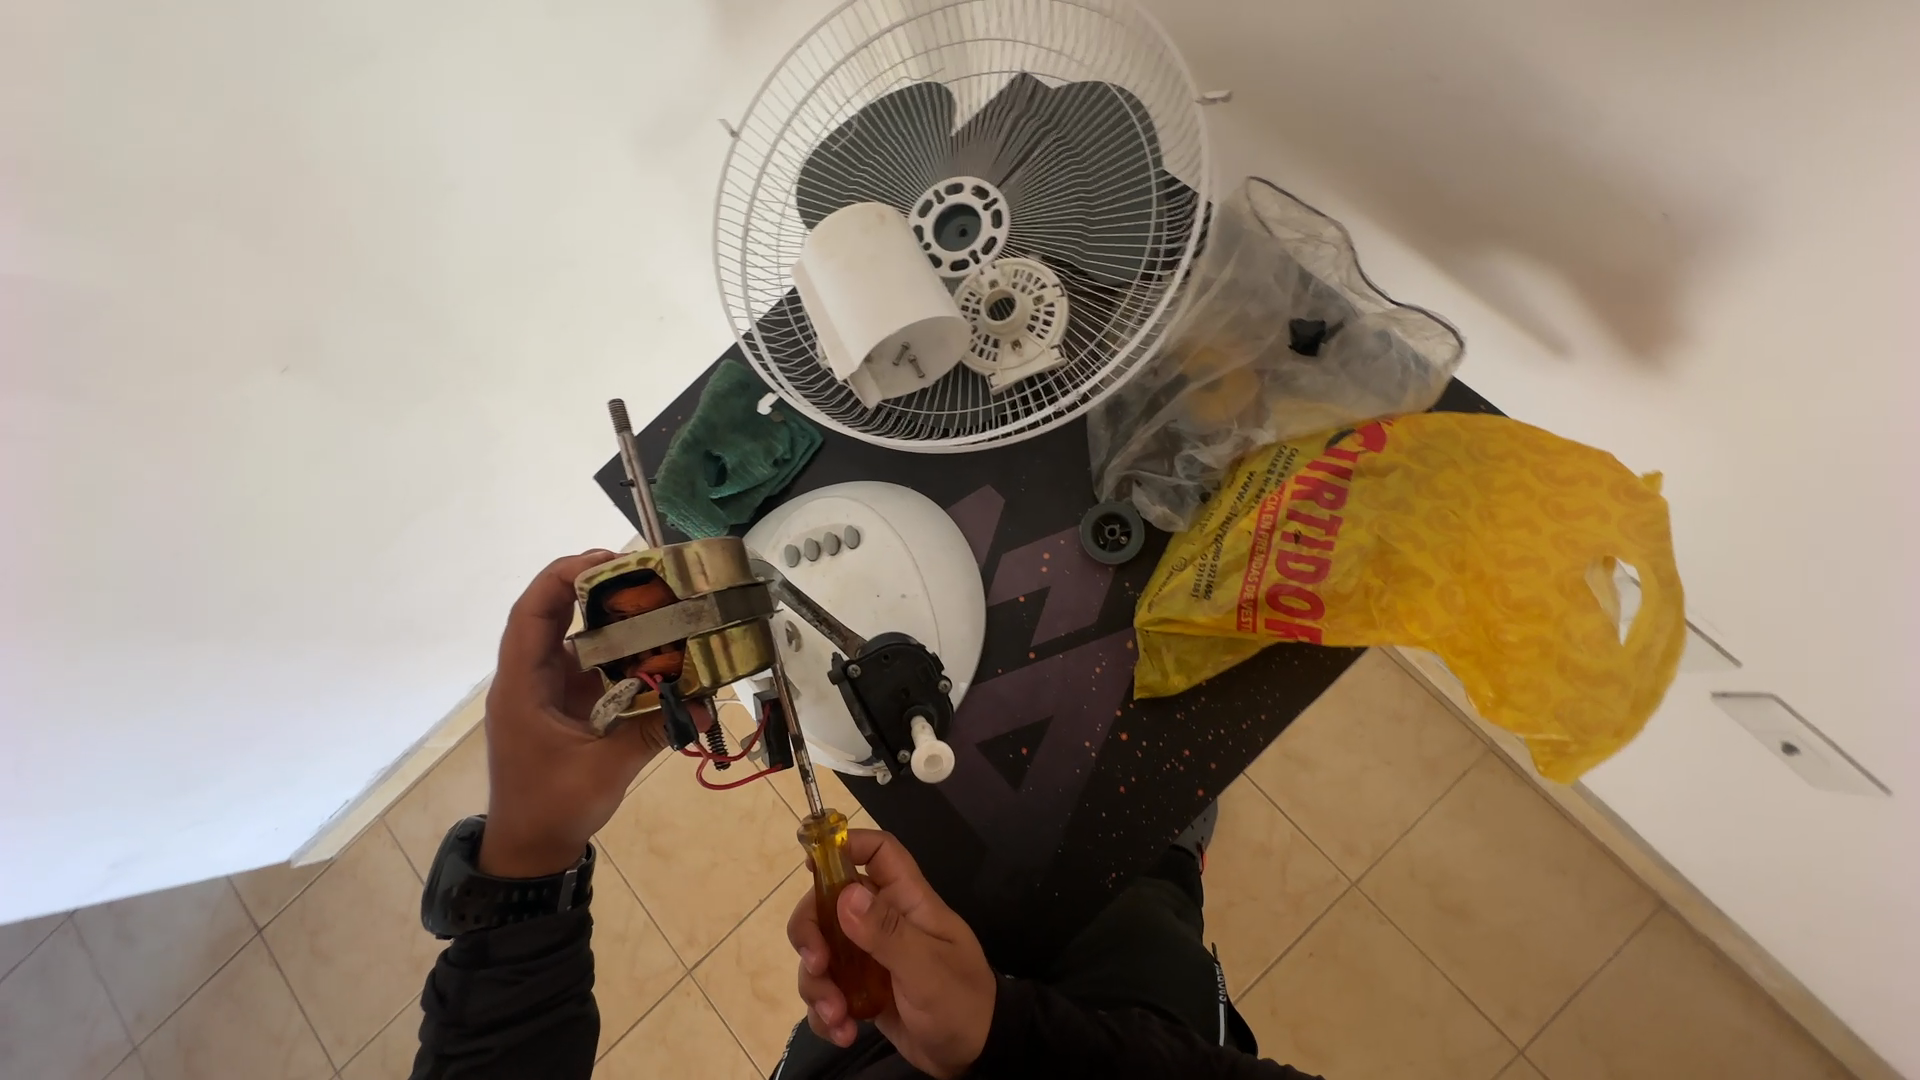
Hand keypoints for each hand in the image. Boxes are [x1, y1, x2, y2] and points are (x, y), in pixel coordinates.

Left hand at [477, 549, 708, 877]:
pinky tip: (658, 648)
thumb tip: (706, 706)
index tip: (605, 560)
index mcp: (523, 687)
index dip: (561, 579)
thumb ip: (655, 731)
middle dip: (596, 588)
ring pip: (578, 639)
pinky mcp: (569, 705)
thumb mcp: (606, 768)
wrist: (530, 849)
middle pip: (554, 616)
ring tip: (660, 602)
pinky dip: (624, 653)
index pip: (531, 615)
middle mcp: (532, 679)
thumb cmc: (552, 807)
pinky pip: (595, 666)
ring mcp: (549, 692)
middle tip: (646, 573)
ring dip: (614, 618)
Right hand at [787, 830, 995, 1078]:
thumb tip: (845, 894)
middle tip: (816, 964)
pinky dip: (825, 1010)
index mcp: (908, 899)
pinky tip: (843, 1031)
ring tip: (836, 1016)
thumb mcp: (927, 968)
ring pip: (822, 948)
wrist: (975, 1053)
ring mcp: (869, 954)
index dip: (846, 844)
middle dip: (811, 931)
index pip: (878, 852)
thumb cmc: (961, 1000)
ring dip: (817, 983)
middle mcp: (884, 919)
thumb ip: (887, 932)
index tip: (809, 862)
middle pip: (831, 900)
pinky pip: (827, 988)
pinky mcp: (861, 988)